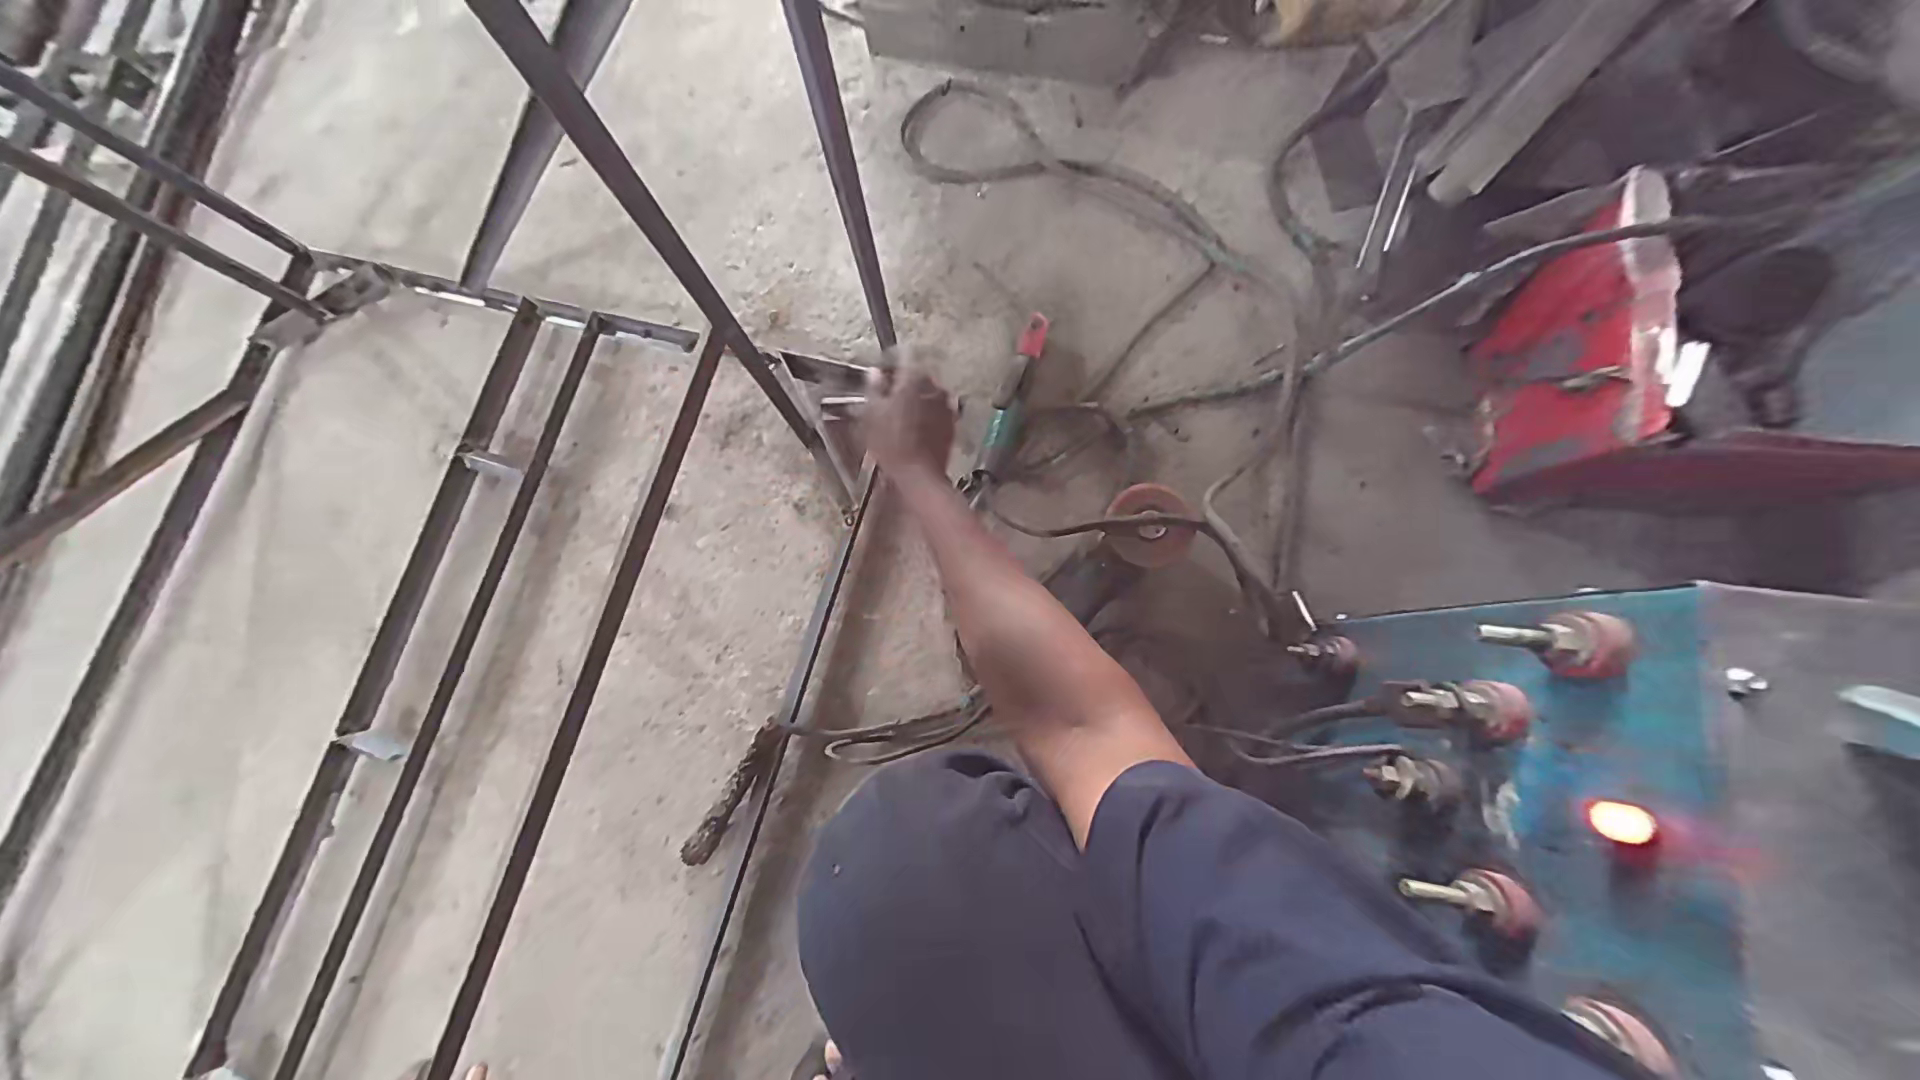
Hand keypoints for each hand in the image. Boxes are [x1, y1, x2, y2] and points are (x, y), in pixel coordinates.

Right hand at [860, 361, 953, 481]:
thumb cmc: (890, 445)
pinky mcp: (953, 423)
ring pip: (931, 392)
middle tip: (890, 394)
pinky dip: (929, 411)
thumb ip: (874, 390)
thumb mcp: (872, 416)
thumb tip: (874, 372)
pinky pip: (939, 409)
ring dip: (919, 396)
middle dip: (906, 380)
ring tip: (904, 411)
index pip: (905, 357)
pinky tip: (918, 424)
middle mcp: (934, 387)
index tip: (883, 370)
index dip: (892, 361)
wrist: (919, 475)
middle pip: (920, 374)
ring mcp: (947, 405)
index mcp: (913, 380)